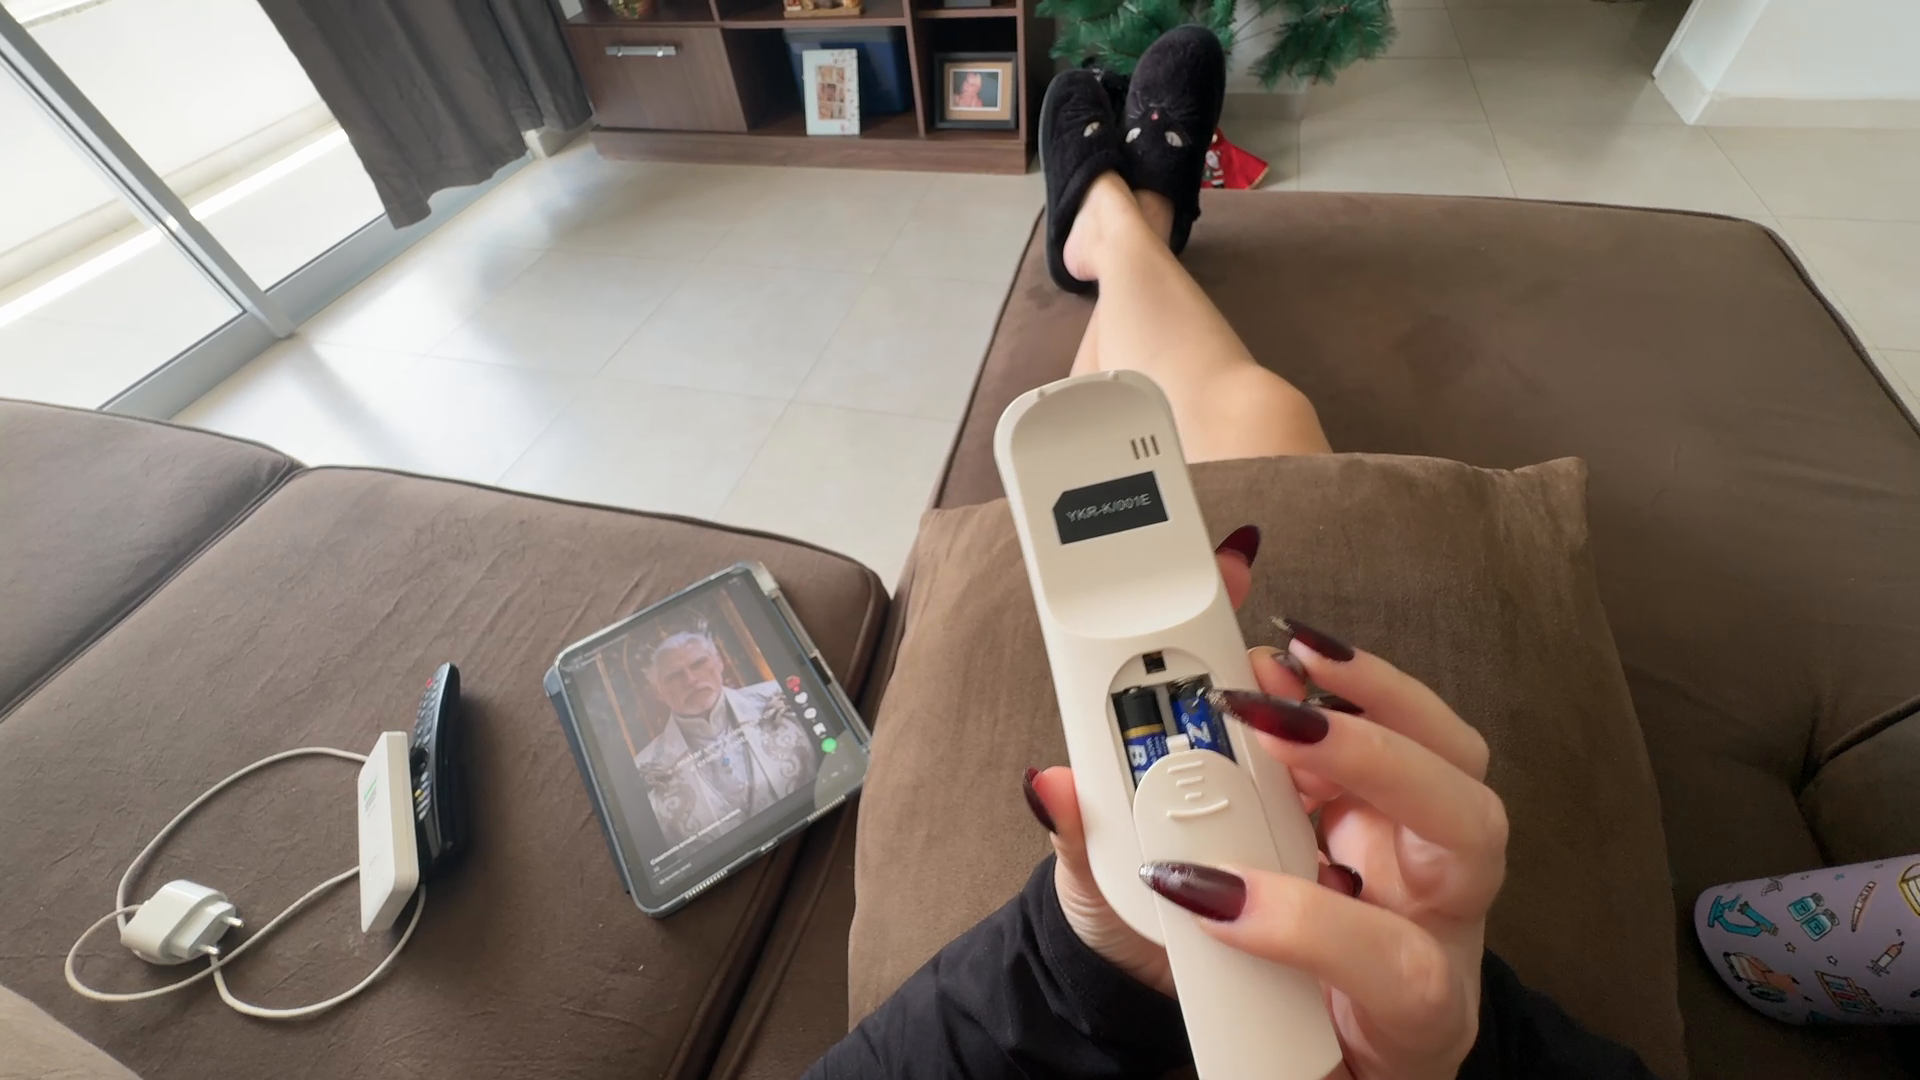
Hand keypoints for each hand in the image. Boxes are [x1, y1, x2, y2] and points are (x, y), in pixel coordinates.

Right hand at [1023, 532, 1505, 1079]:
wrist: (1271, 1002)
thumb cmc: (1232, 995)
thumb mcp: (1156, 952)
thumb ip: (1098, 867)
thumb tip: (1050, 787)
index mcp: (1398, 1005)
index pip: (1399, 969)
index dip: (1307, 922)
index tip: (1204, 888)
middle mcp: (1433, 922)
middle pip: (1466, 836)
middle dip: (1363, 760)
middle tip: (1262, 716)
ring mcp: (1422, 853)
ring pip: (1455, 766)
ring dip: (1373, 696)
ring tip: (1286, 655)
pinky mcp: (1395, 801)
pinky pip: (1412, 729)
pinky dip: (1352, 684)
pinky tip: (1286, 660)